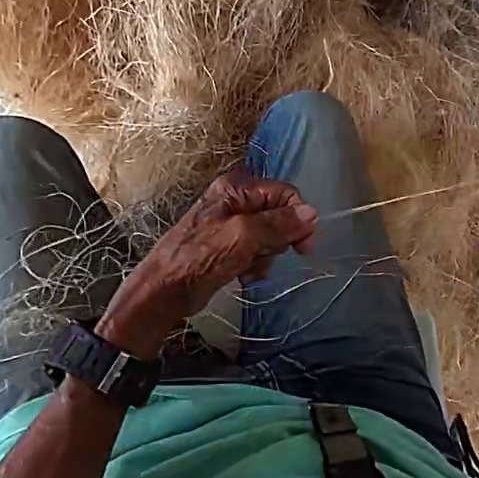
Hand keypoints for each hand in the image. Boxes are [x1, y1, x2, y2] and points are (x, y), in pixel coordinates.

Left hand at [96, 171, 317, 357]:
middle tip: (261, 254)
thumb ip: (278, 223)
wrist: (166, 289)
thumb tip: (312, 213)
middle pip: (279, 216)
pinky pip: (257, 251)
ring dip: (266, 256)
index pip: (285, 194)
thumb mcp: (244, 237)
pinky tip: (243, 274)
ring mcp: (232, 223)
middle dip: (277, 240)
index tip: (303, 247)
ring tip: (248, 267)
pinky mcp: (229, 246)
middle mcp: (236, 200)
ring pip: (271, 237)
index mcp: (237, 188)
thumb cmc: (200, 258)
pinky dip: (256, 264)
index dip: (298, 219)